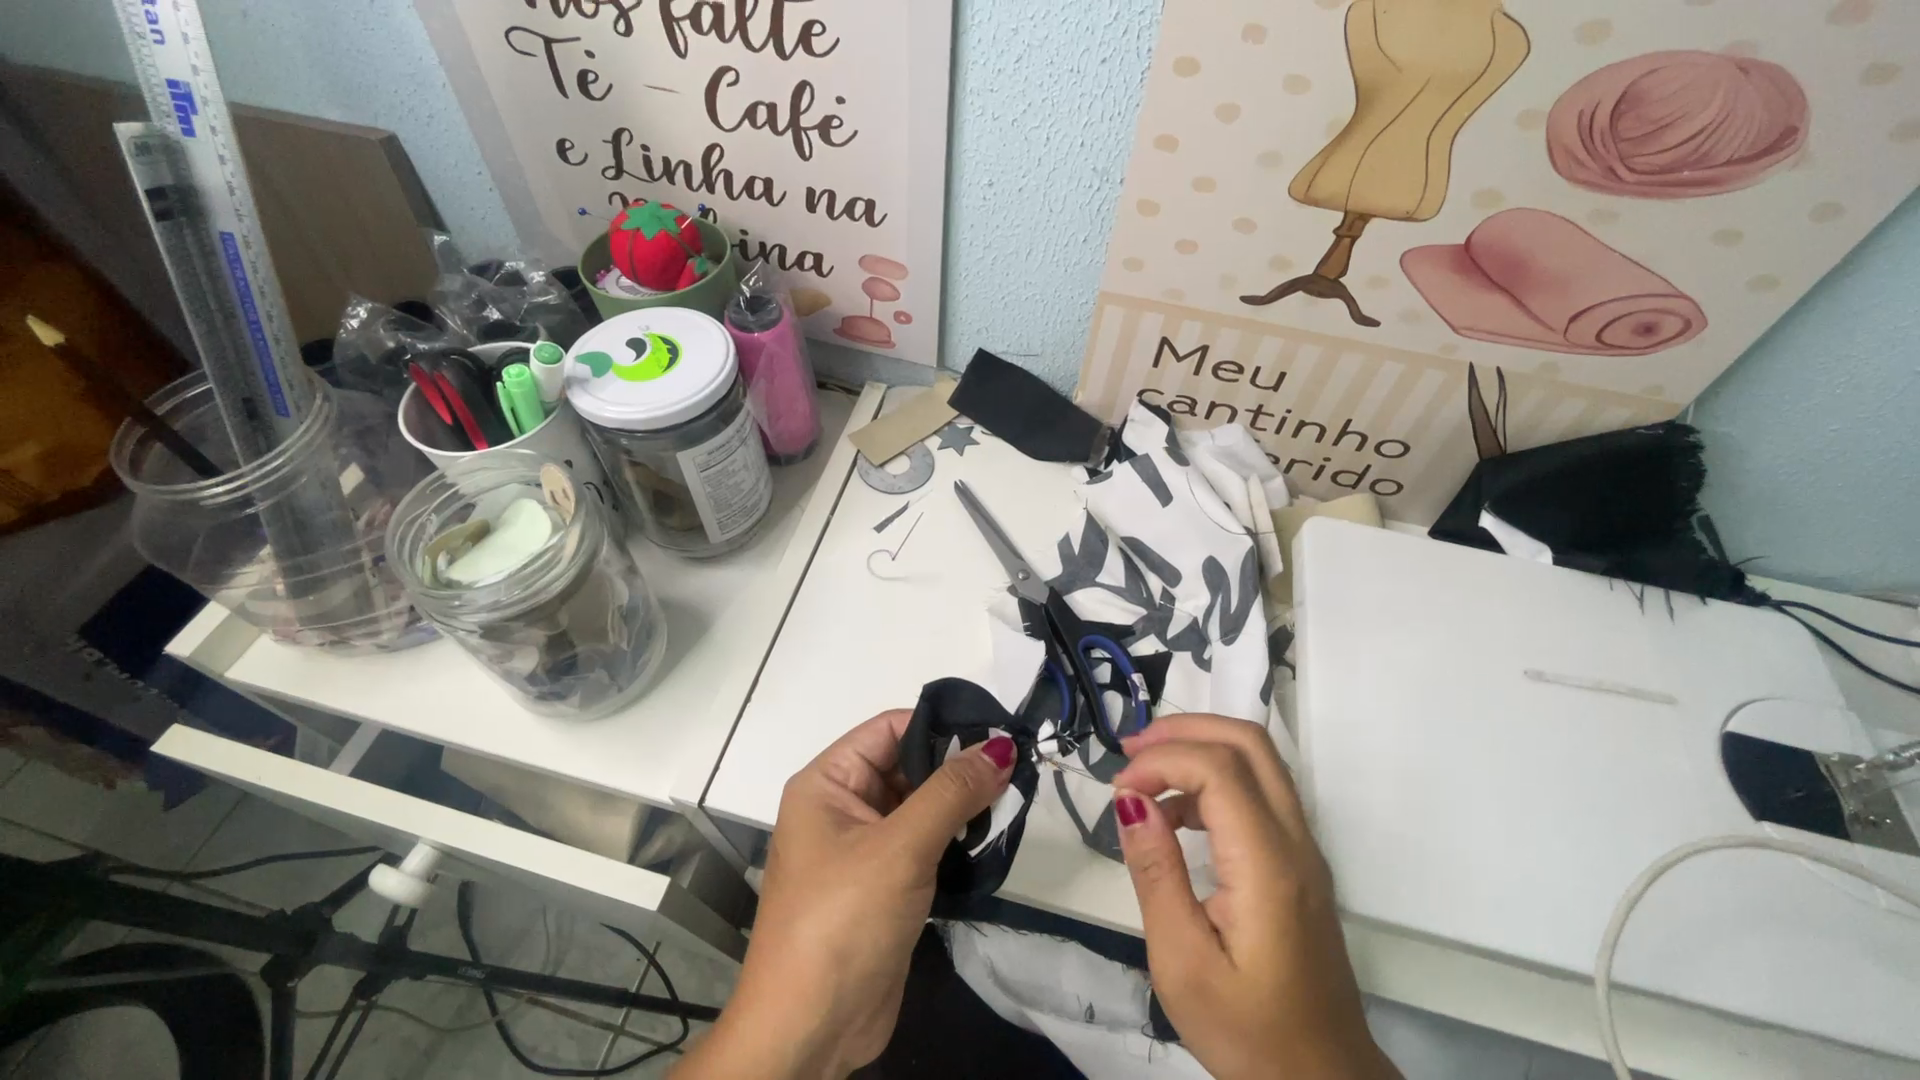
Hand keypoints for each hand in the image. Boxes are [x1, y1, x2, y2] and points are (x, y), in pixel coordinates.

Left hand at [674, 710, 1014, 1078]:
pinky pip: (924, 844)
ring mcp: (862, 849)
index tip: (1000, 731)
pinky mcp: (883, 886)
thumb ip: (953, 792)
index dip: (942, 726)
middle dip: (957, 767)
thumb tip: (1003, 745)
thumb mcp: (900, 847)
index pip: (889, 729)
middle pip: (907, 765)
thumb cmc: (843, 921)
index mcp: (827, 782)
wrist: (810, 1029)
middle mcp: (841, 806)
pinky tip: (991, 838)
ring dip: (961, 805)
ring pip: (920, 806)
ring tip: (1013, 799)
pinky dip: (955, 839)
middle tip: (1018, 768)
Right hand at [1112, 715, 1398, 1079]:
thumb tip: (1130, 799)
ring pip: (1259, 763)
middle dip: (1186, 730)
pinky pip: (1259, 795)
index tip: (1118, 790)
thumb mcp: (1182, 962)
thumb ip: (1156, 872)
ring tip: (1142, 777)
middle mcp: (1295, 842)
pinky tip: (1174, 818)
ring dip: (1200, 750)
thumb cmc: (1247, 1032)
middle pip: (1250, 743)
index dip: (1162, 760)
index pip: (1219, 767)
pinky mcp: (1298, 866)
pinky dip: (1213, 782)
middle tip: (1130, 750)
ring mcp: (1303, 851)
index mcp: (1267, 864)